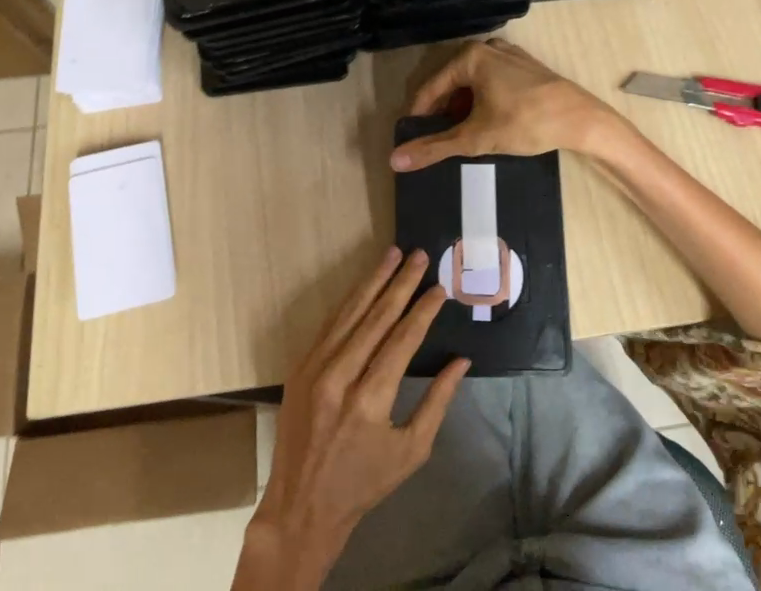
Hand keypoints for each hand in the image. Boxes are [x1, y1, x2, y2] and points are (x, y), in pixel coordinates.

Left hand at [234, 248, 468, 589]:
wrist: (301, 506)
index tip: (439, 288)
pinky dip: (347, 303)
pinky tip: (362, 286)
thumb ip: (437, 402)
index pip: (401, 340)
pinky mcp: (299, 369)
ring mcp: (313, 369)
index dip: (422, 310)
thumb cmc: (364, 484)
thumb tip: (462, 361)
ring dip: (371, 282)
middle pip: (375, 317)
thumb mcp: (411, 451)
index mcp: (369, 400)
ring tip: (391, 255)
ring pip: (347, 314)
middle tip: (418, 255)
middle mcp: (339, 377)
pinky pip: (327, 327)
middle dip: (399, 283)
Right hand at [389, 38, 625, 170]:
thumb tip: (395, 161)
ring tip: (460, 136)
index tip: (411, 140)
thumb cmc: (525, 122)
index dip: (418, 116)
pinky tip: (486, 124)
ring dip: (462, 109)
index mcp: (470, 57)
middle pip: (450, 84)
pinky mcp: (525, 67)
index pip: (430, 88)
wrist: (581, 120)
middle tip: (435, 140)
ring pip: (472, 84)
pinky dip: (482, 102)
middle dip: (441, 113)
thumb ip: (434, 147)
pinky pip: (491, 83)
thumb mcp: (475, 138)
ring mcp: (508, 55)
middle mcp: (487, 48)